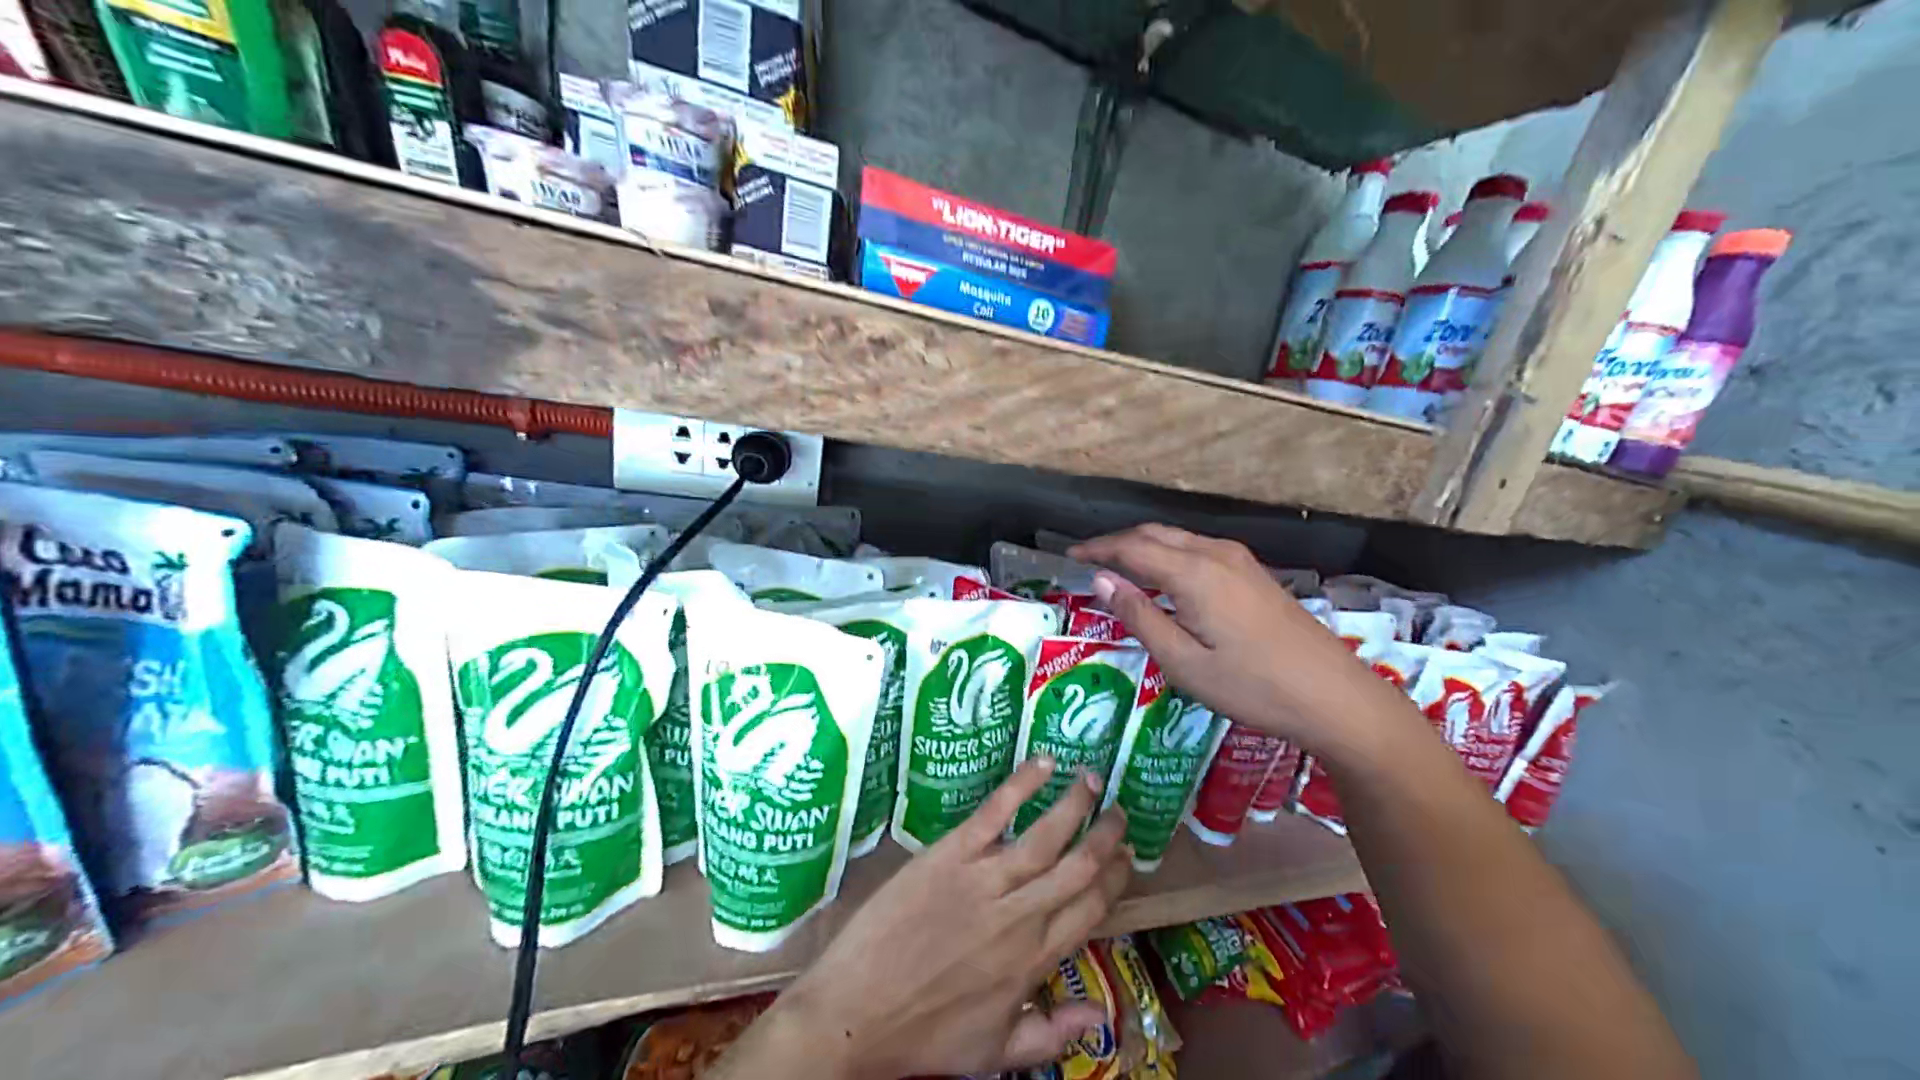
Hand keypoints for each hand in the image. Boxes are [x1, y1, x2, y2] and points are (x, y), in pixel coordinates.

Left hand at [724, 758, 1131, 1079]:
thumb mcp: (994, 1052)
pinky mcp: (949, 855)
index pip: (1090, 910)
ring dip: (1075, 803)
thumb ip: (1051, 1034)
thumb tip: (1102, 1021)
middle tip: (1121, 813)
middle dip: (1106, 837)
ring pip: (1045, 836)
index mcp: (1032, 961)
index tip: (1127, 858)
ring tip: (1094, 779)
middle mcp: (1019, 917)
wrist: (855, 1014)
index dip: (1115, 881)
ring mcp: (984, 881)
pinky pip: (993, 813)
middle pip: (1078, 868)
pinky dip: (1022, 785)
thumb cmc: (923, 1034)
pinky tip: (1043, 764)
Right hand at [1069, 524, 1408, 756]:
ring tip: (1117, 567)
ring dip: (1143, 545)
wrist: (1335, 696)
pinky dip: (1169, 554)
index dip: (1096, 549)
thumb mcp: (1185, 662)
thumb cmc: (1253, 686)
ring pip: (1178, 538)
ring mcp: (1240, 561)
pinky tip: (1164, 578)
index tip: (1068, 556)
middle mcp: (1216, 554)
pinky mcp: (1254, 574)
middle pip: (1154, 533)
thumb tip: (1101, 579)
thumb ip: (1141, 616)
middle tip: (1087, 559)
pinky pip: (1198, 549)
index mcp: (1194, 573)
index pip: (1132, 547)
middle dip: (1117, 542)